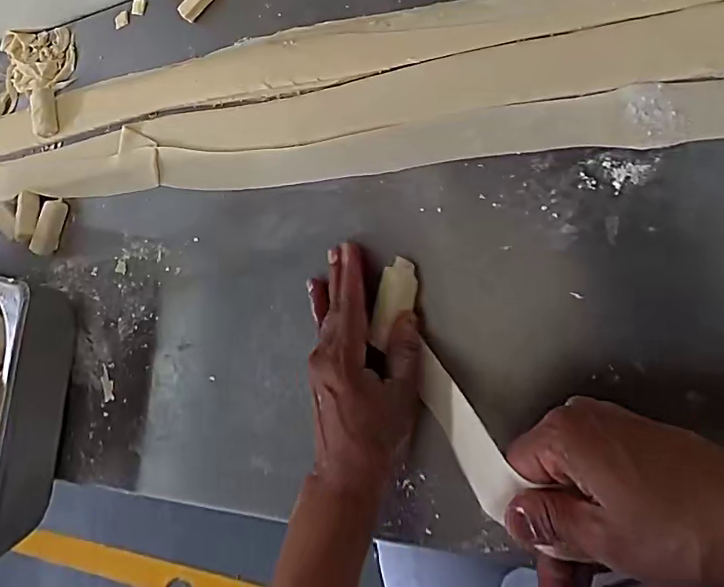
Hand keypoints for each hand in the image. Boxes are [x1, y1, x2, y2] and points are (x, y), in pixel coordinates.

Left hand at [304, 242, 423, 498]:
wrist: (344, 476)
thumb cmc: (375, 439)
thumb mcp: (400, 397)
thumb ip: (404, 354)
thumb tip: (406, 318)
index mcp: (343, 358)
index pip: (351, 307)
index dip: (352, 277)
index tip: (351, 251)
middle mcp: (324, 355)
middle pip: (335, 307)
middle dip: (340, 276)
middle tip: (341, 248)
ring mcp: (317, 364)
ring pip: (328, 319)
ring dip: (333, 290)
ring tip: (331, 264)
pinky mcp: (318, 373)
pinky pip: (323, 332)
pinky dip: (323, 311)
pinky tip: (318, 298)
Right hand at [503, 397, 723, 585]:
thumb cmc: (694, 524)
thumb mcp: (605, 540)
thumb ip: (551, 525)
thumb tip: (522, 516)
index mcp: (566, 430)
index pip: (514, 468)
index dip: (525, 517)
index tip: (538, 551)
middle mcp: (586, 417)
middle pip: (545, 472)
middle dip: (554, 526)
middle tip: (569, 576)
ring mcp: (616, 427)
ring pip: (576, 477)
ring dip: (581, 522)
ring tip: (605, 568)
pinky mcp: (641, 441)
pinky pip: (604, 471)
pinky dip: (606, 507)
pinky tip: (626, 543)